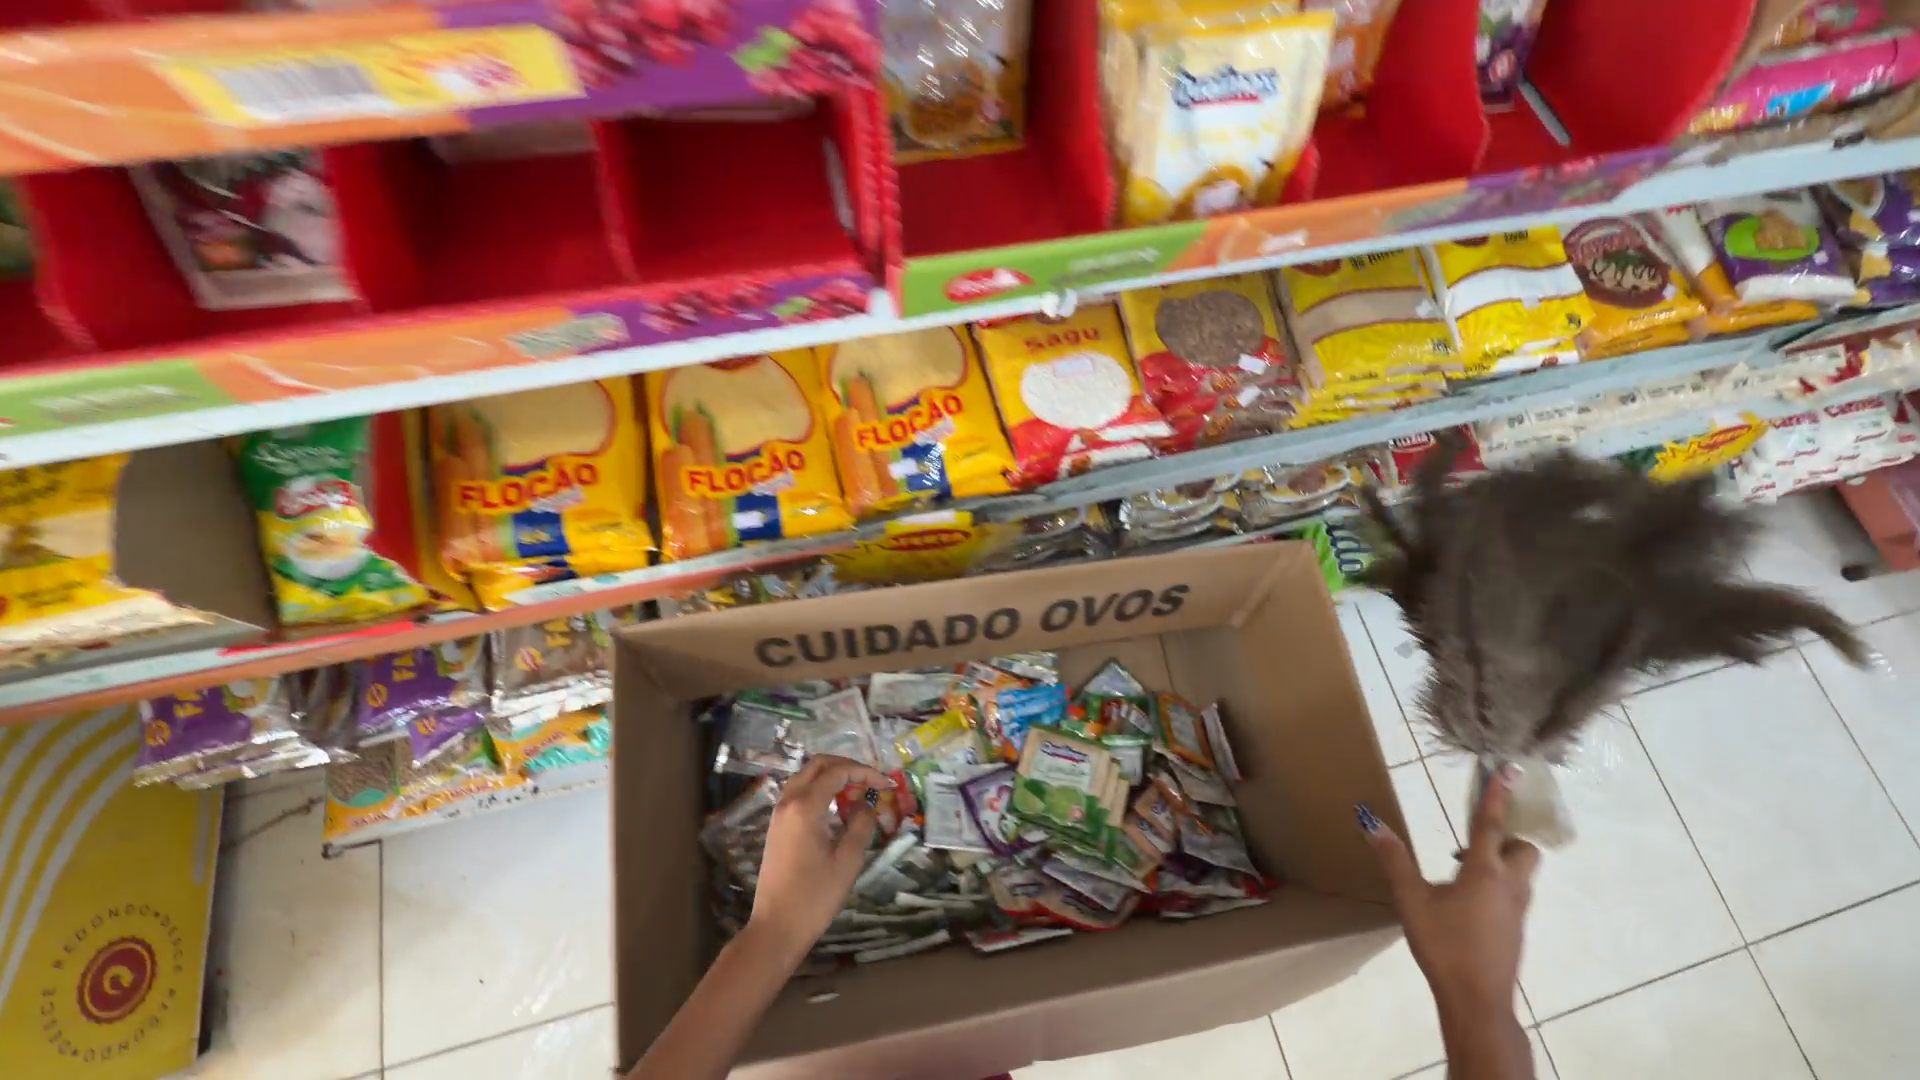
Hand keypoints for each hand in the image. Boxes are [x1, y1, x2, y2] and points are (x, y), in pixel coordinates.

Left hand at [746, 755, 889, 963]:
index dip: (865, 772)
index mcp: (806, 807)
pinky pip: (799, 792)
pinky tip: (837, 808)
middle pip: (818, 765)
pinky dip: (819, 789)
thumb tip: (866, 805)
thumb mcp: (848, 861)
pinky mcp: (777, 826)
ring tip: (857, 792)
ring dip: (832, 776)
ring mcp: (779, 813)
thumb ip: (861, 825)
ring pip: (806, 776)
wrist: (776, 927)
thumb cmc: (815, 897)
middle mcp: (788, 802)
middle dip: (847, 766)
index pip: (838, 772)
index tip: (886, 785)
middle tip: (871, 781)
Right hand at [1361, 766, 1540, 1016]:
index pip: (1491, 824)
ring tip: (1460, 868)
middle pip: (1523, 849)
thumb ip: (1393, 858)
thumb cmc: (1444, 944)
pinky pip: (1512, 893)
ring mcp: (1516, 911)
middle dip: (1506, 836)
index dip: (1497, 794)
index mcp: (1484, 872)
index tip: (1510, 769)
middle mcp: (1509, 887)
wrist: (1477, 1001)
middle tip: (1473, 838)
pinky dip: (1494, 884)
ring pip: (1521, 873)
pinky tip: (1464, 900)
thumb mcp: (1410, 899)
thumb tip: (1369, 820)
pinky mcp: (1515, 930)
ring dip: (1498, 861)